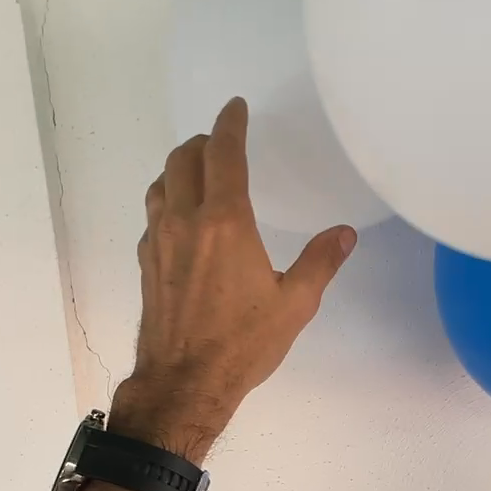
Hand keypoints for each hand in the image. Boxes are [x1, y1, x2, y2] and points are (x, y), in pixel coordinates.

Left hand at [111, 97, 356, 459]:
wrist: (184, 382)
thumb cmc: (242, 344)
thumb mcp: (295, 305)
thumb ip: (320, 263)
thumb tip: (344, 233)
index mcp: (226, 223)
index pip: (224, 154)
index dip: (230, 124)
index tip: (235, 107)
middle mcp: (185, 222)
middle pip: (183, 160)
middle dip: (202, 141)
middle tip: (219, 140)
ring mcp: (158, 242)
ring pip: (161, 185)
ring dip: (179, 168)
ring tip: (197, 171)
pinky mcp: (146, 265)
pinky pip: (153, 216)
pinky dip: (167, 201)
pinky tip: (180, 220)